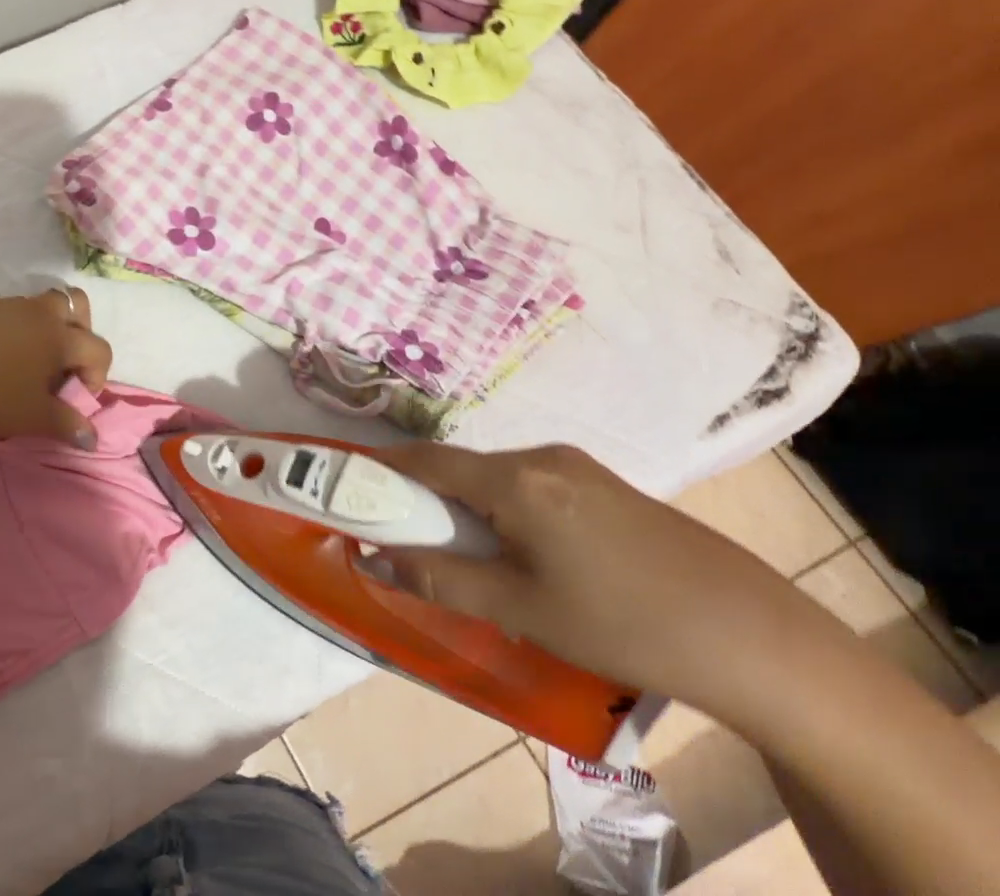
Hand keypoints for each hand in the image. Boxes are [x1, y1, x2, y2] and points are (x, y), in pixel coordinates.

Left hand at [0, 287, 113, 446]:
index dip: (97, 374)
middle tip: (60, 363)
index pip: (98, 348)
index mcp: (60, 337)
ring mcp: (4, 304)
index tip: (76, 397)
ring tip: (23, 362)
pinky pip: (4, 312)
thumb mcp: (33, 417)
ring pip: (38, 306)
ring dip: (43, 329)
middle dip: (78, 330)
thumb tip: (91, 439)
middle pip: (75, 304)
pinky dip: (9, 329)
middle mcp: (37, 312)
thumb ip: (67, 425)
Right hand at [372, 442, 827, 709]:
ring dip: (462, 509)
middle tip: (402, 545)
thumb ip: (437, 577)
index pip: (423, 460)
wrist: (752, 637)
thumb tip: (375, 556)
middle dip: (420, 499)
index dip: (376, 471)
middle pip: (458, 468)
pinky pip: (528, 489)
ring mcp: (581, 469)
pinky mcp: (607, 488)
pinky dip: (499, 512)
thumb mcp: (516, 608)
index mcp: (517, 480)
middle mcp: (545, 458)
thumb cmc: (621, 623)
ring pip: (494, 479)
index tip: (343, 491)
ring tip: (461, 560)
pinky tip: (515, 557)